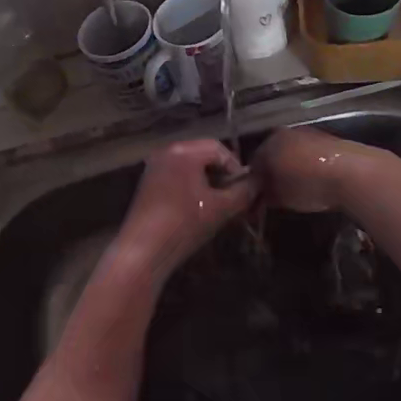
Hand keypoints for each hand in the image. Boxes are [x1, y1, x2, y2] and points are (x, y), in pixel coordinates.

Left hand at [116, 140, 258, 274]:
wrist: (144, 251)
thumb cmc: (185, 224)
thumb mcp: (222, 208)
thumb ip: (244, 192)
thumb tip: (257, 183)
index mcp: (184, 151)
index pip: (219, 149)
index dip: (235, 168)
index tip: (244, 190)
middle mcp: (166, 152)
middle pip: (202, 155)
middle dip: (221, 175)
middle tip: (233, 197)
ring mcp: (153, 168)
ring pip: (189, 167)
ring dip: (206, 182)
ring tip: (217, 205)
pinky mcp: (146, 184)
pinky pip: (175, 177)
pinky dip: (190, 187)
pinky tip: (196, 209)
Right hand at [254, 128, 383, 212]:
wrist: (353, 173)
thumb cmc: (308, 183)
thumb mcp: (279, 195)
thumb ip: (265, 193)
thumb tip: (260, 193)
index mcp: (270, 141)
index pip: (253, 162)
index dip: (254, 182)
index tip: (258, 198)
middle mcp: (287, 132)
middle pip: (274, 154)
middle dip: (273, 172)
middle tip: (275, 194)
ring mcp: (310, 133)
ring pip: (293, 153)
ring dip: (292, 168)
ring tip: (297, 189)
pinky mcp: (330, 140)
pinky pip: (311, 155)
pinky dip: (309, 166)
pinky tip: (316, 181)